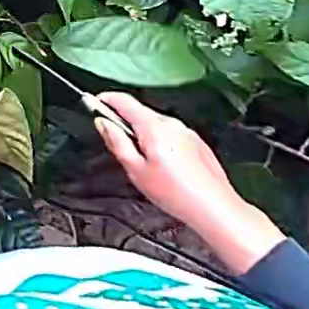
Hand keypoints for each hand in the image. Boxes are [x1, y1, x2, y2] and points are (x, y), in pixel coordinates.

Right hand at [89, 92, 285, 274]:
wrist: (216, 209)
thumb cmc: (177, 194)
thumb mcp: (135, 170)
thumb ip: (116, 141)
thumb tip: (102, 123)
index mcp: (154, 127)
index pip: (123, 100)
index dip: (104, 99)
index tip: (93, 102)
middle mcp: (172, 124)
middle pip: (139, 112)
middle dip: (123, 123)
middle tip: (115, 144)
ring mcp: (186, 132)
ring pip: (154, 124)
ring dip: (142, 134)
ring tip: (142, 163)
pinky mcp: (196, 142)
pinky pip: (170, 133)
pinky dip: (159, 141)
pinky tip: (162, 166)